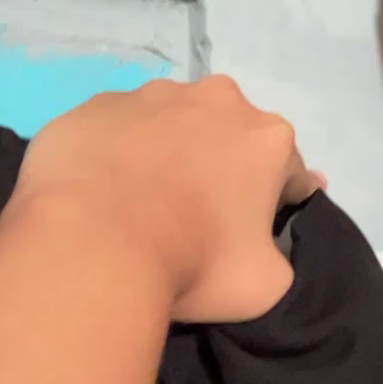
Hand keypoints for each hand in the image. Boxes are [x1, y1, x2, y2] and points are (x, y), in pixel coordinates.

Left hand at [8, 76, 321, 323]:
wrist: (91, 246)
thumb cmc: (192, 263)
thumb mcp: (264, 286)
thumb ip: (278, 261)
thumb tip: (263, 249)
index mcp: (267, 139)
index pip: (291, 174)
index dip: (278, 207)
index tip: (254, 235)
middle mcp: (215, 100)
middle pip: (229, 140)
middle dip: (221, 171)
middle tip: (195, 222)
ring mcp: (149, 96)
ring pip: (170, 127)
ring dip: (167, 156)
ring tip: (140, 207)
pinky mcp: (95, 106)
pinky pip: (116, 132)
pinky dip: (116, 156)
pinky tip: (101, 194)